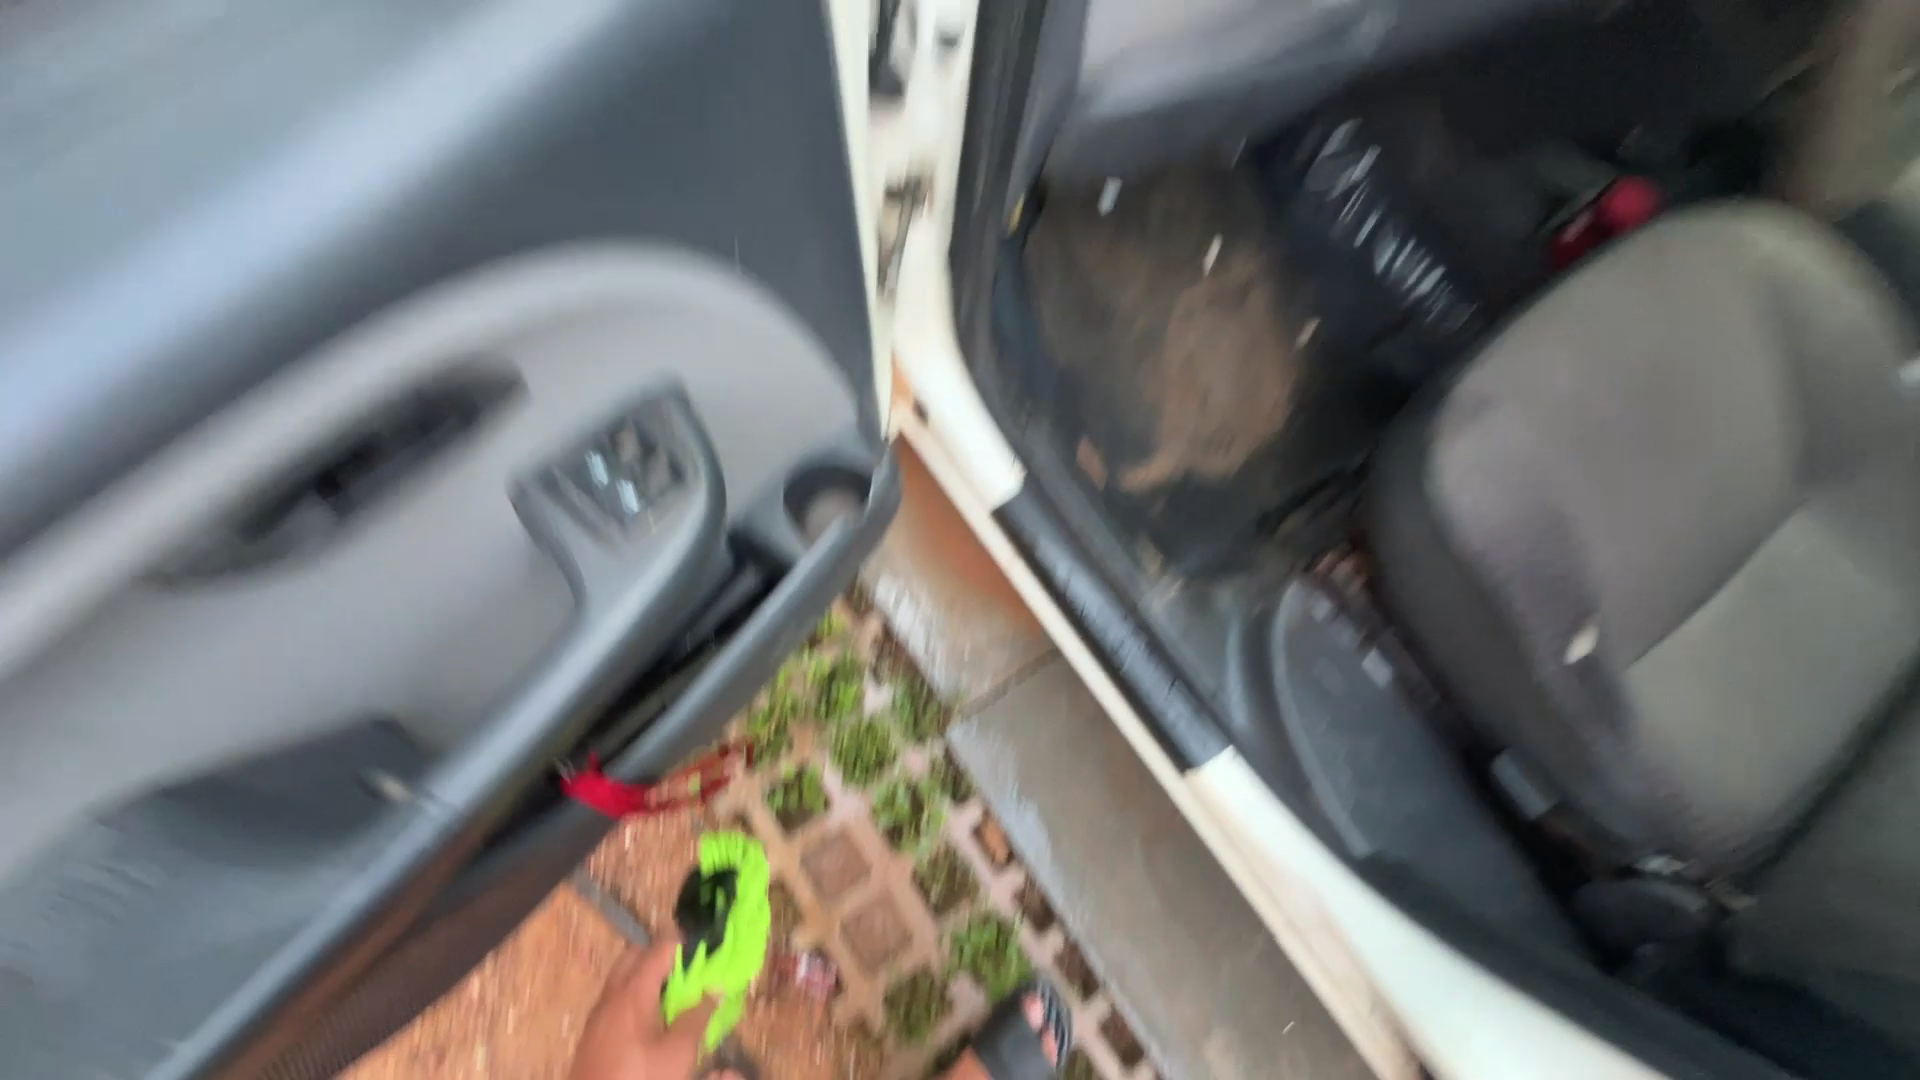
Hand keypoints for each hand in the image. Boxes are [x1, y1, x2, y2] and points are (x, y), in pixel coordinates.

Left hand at [570, 939, 718, 1079]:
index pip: (661, 947)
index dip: (686, 944)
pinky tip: (650, 1022)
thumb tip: (716, 990)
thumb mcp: (679, 1052)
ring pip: (623, 977)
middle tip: (687, 972)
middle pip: (636, 955)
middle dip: (662, 956)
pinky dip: (634, 997)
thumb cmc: (641, 1079)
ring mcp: (598, 1015)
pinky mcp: (591, 1035)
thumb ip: (699, 1016)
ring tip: (672, 997)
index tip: (705, 952)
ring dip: (647, 977)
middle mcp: (612, 995)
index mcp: (634, 991)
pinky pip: (614, 1000)